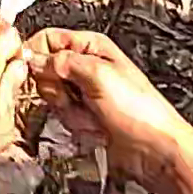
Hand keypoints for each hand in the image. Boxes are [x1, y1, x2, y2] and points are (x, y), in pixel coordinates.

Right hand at [24, 29, 192, 193]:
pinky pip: (62, 115)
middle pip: (44, 69)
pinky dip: (75, 124)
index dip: (36, 54)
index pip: (46, 39)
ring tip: (92, 117)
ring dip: (68, 111)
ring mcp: (84, 91)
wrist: (159, 154)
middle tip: (75, 97)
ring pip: (52, 95)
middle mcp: (85, 65)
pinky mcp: (84, 114)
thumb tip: (32, 58)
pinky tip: (96, 128)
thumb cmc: (142, 112)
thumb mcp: (98, 76)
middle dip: (56, 90)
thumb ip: (61, 62)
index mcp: (91, 46)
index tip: (34, 71)